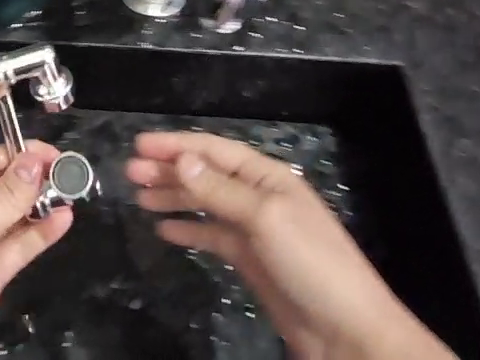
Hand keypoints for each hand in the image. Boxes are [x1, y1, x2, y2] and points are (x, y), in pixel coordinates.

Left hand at [0, 141, 73, 359]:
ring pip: (12, 216)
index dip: (21, 154)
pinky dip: (39, 233)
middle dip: (33, 178)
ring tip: (73, 193)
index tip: (55, 153)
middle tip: (71, 172)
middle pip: (1, 186)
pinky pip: (17, 246)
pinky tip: (63, 221)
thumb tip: (33, 159)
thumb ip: (7, 192)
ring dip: (40, 205)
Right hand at [127, 131, 454, 359]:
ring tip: (139, 198)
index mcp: (267, 178)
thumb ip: (220, 191)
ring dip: (173, 198)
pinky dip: (189, 231)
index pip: (214, 150)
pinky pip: (213, 237)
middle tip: (130, 173)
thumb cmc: (312, 264)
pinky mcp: (251, 261)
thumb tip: (181, 159)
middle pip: (206, 175)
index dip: (176, 145)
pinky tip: (164, 230)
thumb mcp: (265, 219)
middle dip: (168, 170)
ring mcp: (255, 230)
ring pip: (205, 205)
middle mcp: (259, 197)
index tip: (139, 145)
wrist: (349, 334)